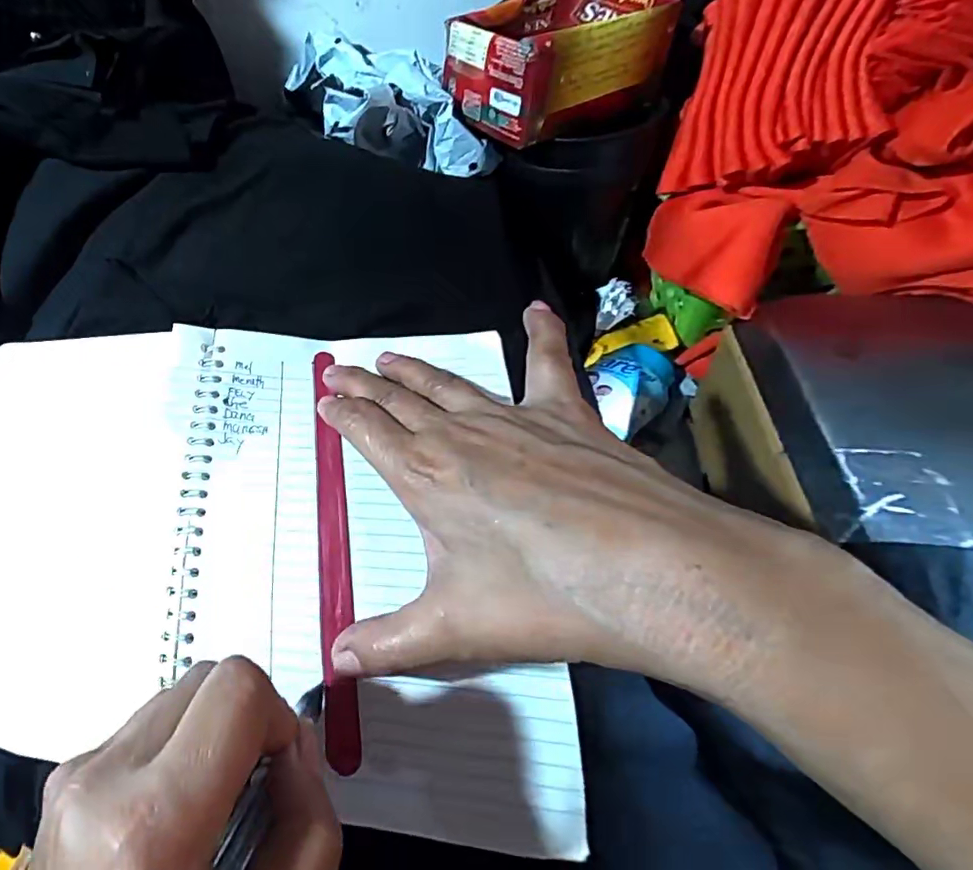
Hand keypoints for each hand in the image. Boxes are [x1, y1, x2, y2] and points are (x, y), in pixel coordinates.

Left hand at [32, 658, 339, 869]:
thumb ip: (305, 825)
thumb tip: (296, 745)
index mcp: (147, 825)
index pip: (236, 686)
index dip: (276, 718)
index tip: (280, 765)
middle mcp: (100, 785)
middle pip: (207, 679)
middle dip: (245, 722)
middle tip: (253, 790)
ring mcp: (74, 779)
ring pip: (177, 697)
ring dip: (209, 737)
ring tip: (209, 813)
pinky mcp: (64, 780)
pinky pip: (144, 728)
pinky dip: (175, 755)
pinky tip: (173, 821)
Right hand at [316, 302, 860, 702]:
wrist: (647, 572)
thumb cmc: (541, 598)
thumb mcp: (454, 628)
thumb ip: (389, 643)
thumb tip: (332, 665)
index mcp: (424, 475)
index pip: (368, 432)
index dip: (342, 414)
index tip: (325, 400)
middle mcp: (459, 434)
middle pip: (398, 399)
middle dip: (364, 384)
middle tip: (341, 370)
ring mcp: (514, 418)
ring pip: (449, 383)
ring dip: (414, 368)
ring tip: (389, 356)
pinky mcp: (566, 414)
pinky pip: (549, 363)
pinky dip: (542, 333)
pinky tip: (535, 308)